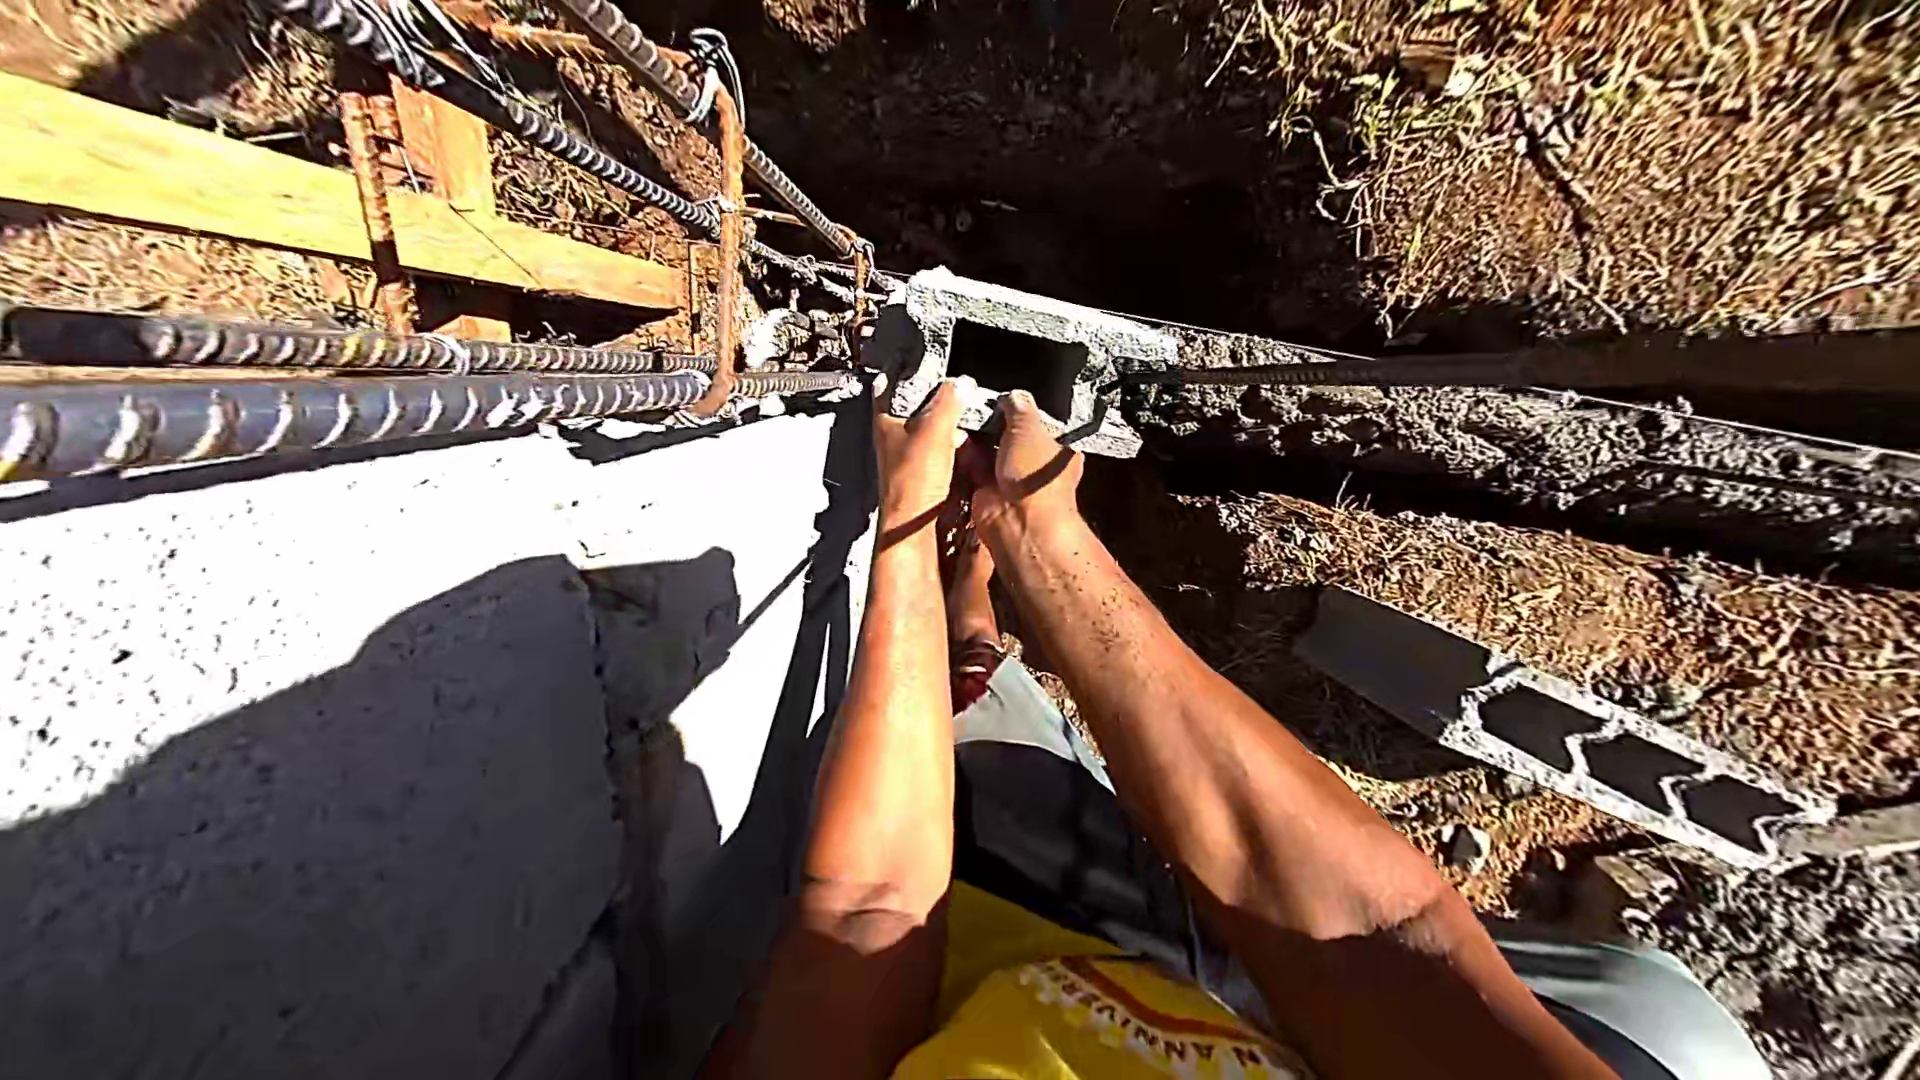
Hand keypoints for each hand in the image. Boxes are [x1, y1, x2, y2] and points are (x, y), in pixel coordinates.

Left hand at [873, 374, 971, 543]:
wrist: (915, 525)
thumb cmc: (910, 484)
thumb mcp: (934, 430)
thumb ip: (948, 401)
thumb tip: (960, 383)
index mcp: (886, 420)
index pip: (889, 382)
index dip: (902, 367)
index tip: (918, 355)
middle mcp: (895, 437)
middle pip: (917, 406)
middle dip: (939, 398)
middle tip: (959, 390)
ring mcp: (910, 456)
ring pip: (933, 429)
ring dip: (951, 424)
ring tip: (970, 416)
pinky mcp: (926, 475)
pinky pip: (945, 452)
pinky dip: (958, 447)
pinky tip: (970, 447)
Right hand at [962, 389, 1083, 552]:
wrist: (1017, 519)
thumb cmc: (1036, 476)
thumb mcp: (1030, 427)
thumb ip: (1020, 407)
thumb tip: (1013, 395)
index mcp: (1057, 452)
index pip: (1039, 426)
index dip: (1021, 412)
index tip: (1003, 400)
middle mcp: (1035, 468)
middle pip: (1010, 439)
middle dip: (994, 426)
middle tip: (979, 408)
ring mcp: (1010, 482)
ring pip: (989, 453)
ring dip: (977, 440)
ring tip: (965, 419)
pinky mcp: (987, 493)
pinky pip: (973, 469)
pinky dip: (965, 456)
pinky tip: (956, 439)